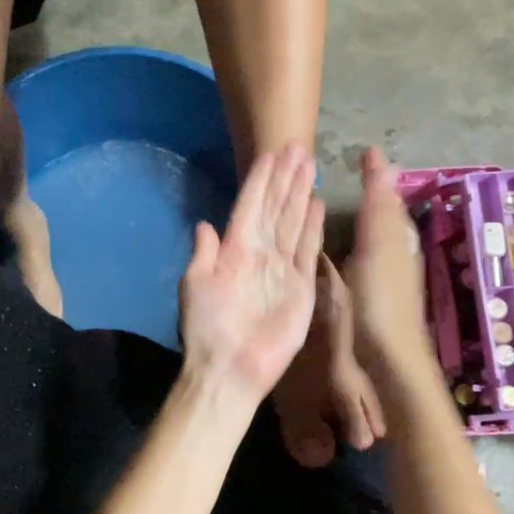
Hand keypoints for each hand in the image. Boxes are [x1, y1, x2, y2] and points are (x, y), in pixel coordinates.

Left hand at [181, 144, 325, 403]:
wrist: (230, 367)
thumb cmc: (207, 327)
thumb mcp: (195, 284)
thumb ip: (204, 252)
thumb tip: (205, 224)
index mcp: (232, 250)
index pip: (249, 206)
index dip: (260, 180)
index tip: (271, 153)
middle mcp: (259, 254)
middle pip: (274, 207)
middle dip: (284, 178)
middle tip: (297, 146)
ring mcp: (281, 269)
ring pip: (292, 222)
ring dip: (299, 194)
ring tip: (310, 164)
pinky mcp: (300, 286)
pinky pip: (307, 249)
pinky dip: (311, 227)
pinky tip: (317, 203)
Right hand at [344, 147, 433, 377]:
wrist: (384, 364)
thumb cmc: (380, 304)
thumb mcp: (378, 248)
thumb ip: (378, 208)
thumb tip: (385, 159)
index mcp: (395, 241)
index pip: (386, 198)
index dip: (376, 176)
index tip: (363, 151)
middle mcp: (390, 257)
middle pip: (380, 218)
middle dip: (368, 195)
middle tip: (346, 174)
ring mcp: (378, 282)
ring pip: (369, 242)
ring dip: (356, 222)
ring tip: (330, 206)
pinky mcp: (363, 304)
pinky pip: (355, 264)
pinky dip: (345, 250)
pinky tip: (329, 255)